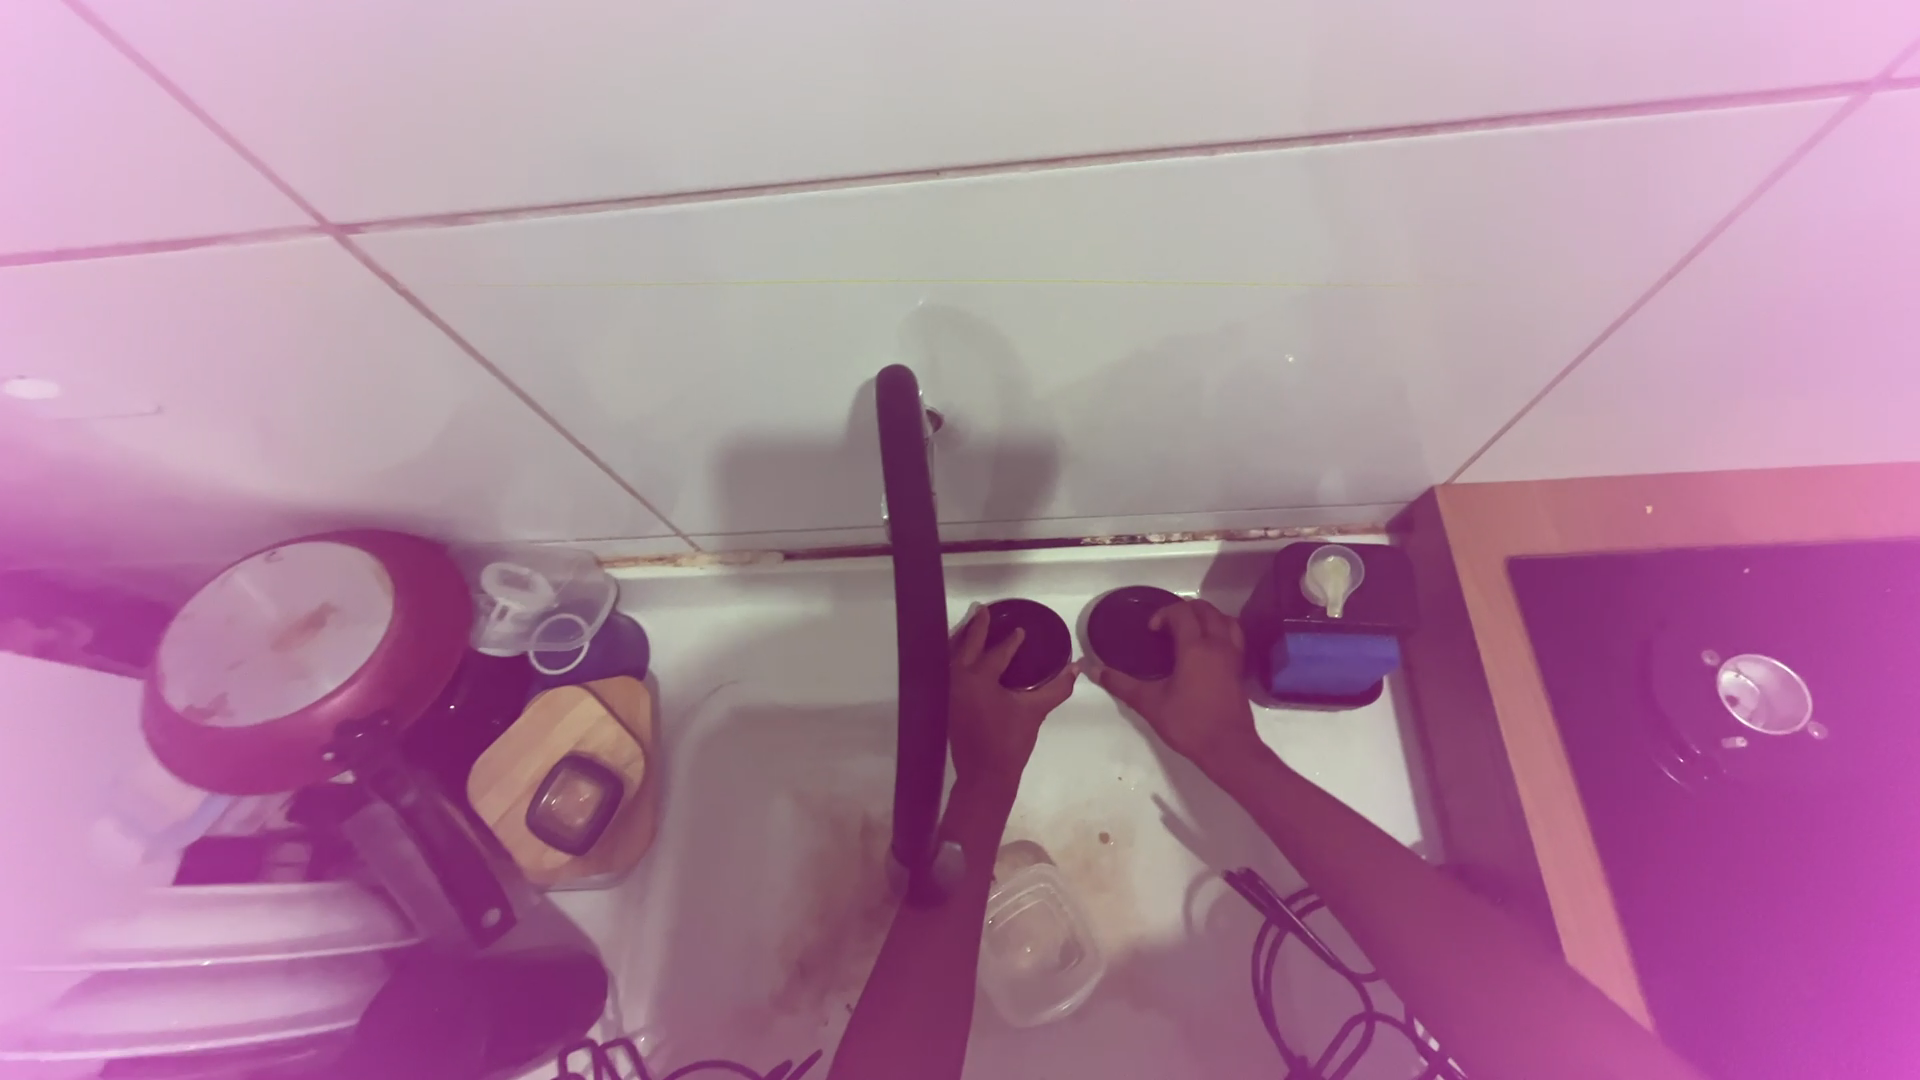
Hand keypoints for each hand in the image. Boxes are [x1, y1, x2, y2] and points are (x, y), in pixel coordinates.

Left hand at [947, 608, 1077, 795]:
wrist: (984, 777)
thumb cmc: (1010, 742)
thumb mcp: (1035, 712)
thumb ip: (1056, 688)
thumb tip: (1076, 667)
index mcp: (979, 678)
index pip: (997, 652)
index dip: (1011, 641)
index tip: (1020, 630)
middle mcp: (957, 679)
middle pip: (965, 645)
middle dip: (975, 627)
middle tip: (983, 610)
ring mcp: (947, 691)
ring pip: (950, 656)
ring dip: (961, 640)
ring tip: (971, 626)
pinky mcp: (944, 703)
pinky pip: (946, 670)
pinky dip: (954, 658)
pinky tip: (962, 657)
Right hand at [1092, 599, 1263, 777]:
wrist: (1228, 749)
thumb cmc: (1188, 724)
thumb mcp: (1148, 703)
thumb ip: (1120, 684)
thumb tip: (1092, 670)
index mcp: (1195, 648)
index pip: (1182, 613)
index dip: (1163, 614)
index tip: (1151, 631)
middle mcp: (1218, 645)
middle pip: (1206, 610)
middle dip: (1184, 610)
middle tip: (1166, 626)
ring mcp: (1233, 657)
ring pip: (1225, 620)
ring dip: (1206, 617)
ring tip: (1188, 631)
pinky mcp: (1239, 670)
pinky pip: (1234, 636)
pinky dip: (1221, 631)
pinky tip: (1206, 648)